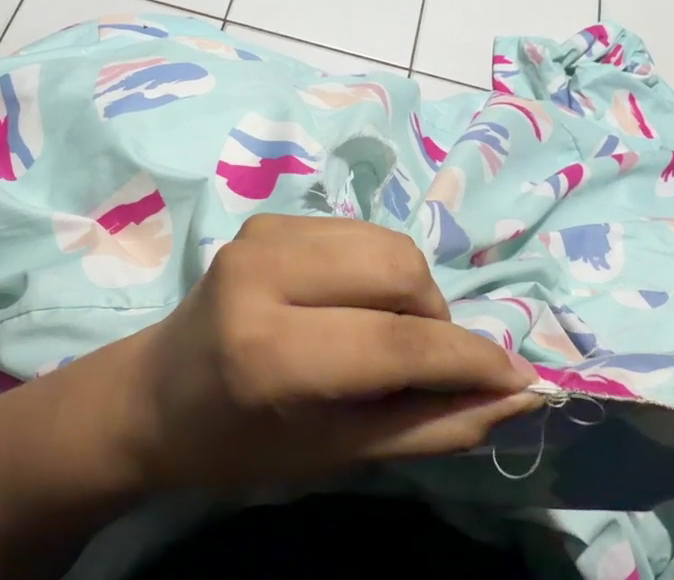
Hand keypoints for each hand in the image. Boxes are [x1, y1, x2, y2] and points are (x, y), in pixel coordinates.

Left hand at [113, 214, 541, 488]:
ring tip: (384, 336)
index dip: (468, 360)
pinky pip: (359, 233)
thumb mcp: (336, 454)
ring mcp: (260, 235)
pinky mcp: (267, 219)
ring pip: (386, 244)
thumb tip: (518, 396)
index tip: (517, 376)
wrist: (155, 395)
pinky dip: (378, 271)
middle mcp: (261, 274)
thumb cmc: (241, 442)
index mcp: (268, 351)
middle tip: (423, 363)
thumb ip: (431, 425)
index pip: (395, 343)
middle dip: (434, 319)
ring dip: (409, 293)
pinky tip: (352, 306)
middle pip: (399, 270)